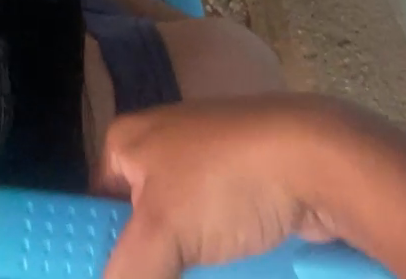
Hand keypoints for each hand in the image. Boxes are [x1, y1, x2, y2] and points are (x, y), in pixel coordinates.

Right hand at [92, 98, 346, 278]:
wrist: (313, 157)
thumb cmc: (223, 181)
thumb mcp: (160, 231)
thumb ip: (125, 273)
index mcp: (127, 140)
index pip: (92, 206)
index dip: (96, 250)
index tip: (109, 278)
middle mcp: (161, 144)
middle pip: (135, 223)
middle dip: (142, 264)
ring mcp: (205, 162)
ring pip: (178, 233)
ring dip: (179, 268)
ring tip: (187, 277)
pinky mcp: (242, 182)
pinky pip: (213, 231)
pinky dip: (211, 261)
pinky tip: (219, 274)